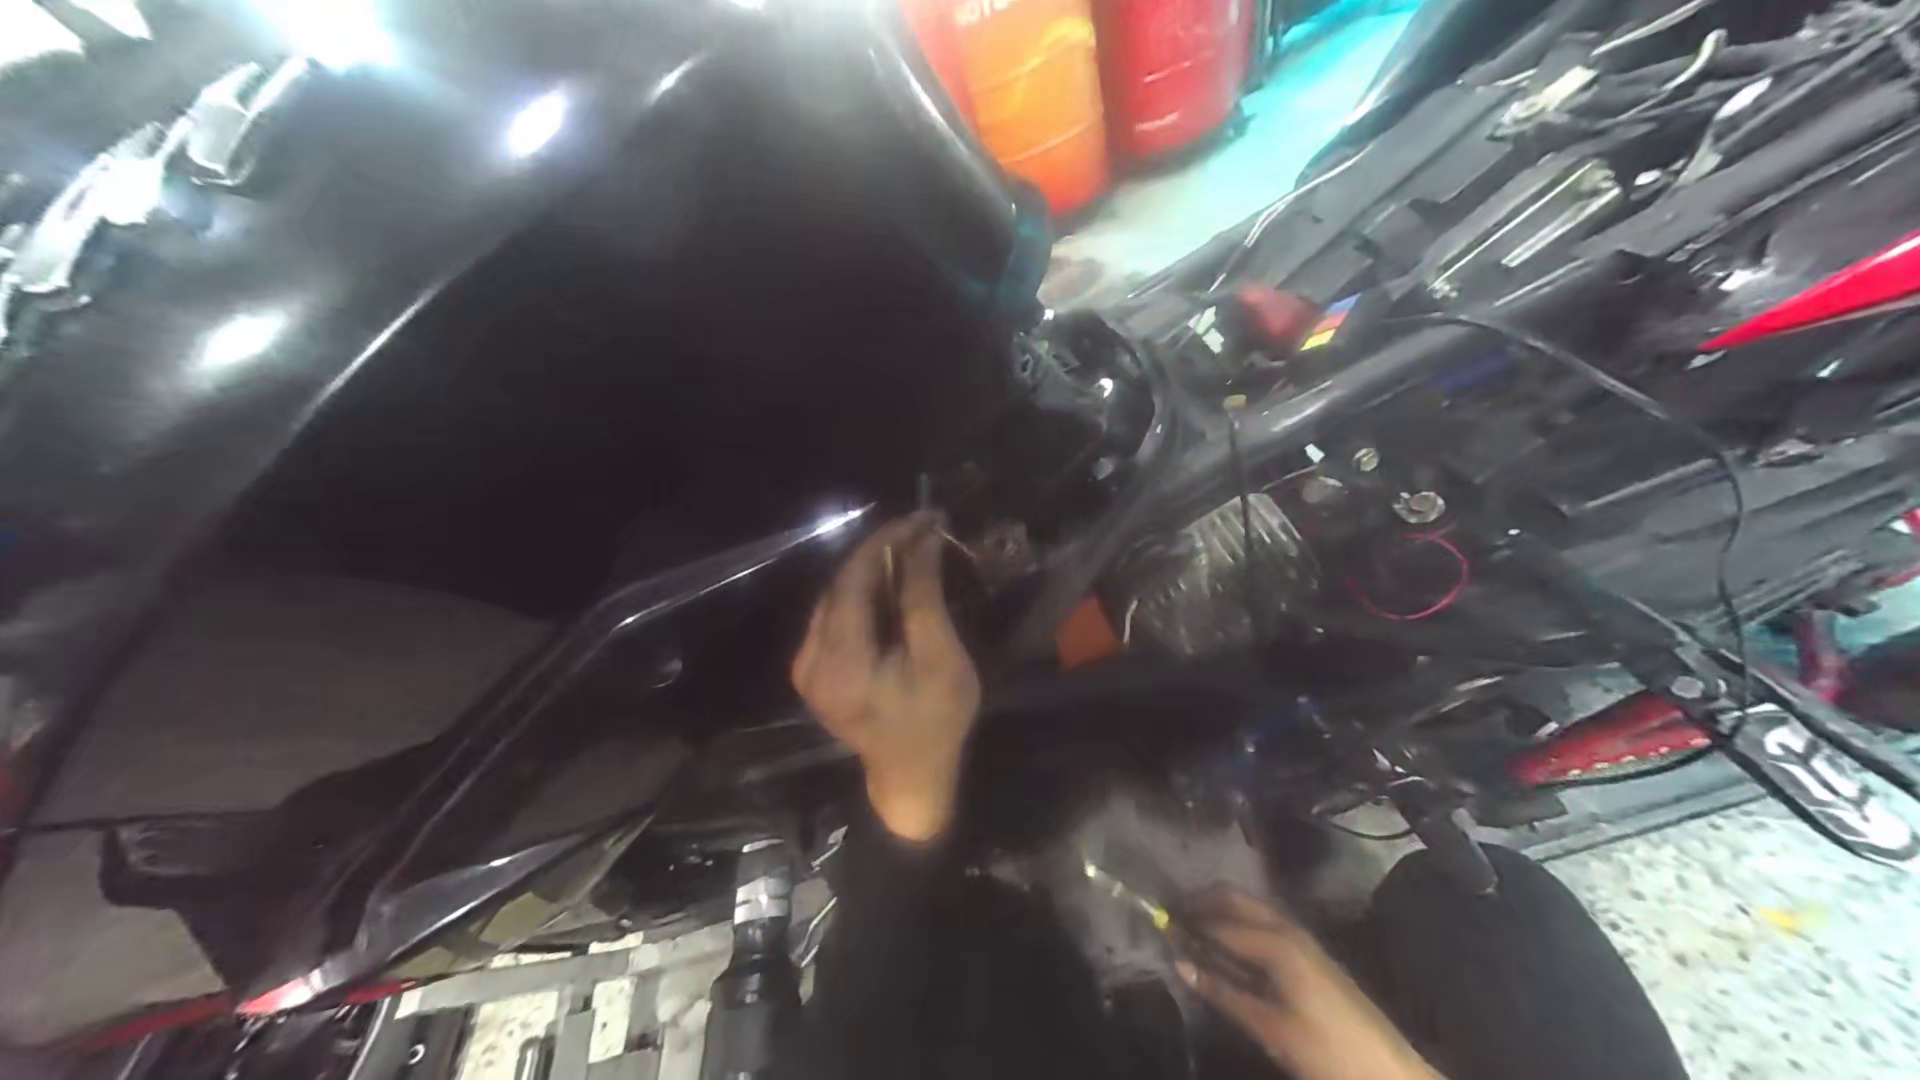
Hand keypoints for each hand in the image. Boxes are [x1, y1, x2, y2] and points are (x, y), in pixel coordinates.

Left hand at [792, 513, 980, 841]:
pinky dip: (865, 594)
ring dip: (874, 571)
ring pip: (838, 597)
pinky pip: (837, 615)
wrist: (911, 775)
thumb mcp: (939, 658)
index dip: (887, 542)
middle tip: (923, 530)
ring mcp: (806, 665)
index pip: (855, 580)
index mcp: (839, 661)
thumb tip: (922, 541)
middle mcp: (810, 659)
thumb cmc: (936, 721)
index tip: (922, 517)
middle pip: (842, 585)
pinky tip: (892, 583)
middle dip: (882, 552)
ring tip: (913, 550)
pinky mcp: (813, 669)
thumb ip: (923, 597)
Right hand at [1177, 888, 1443, 1079]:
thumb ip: (1222, 992)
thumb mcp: (1269, 1028)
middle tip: (1174, 917)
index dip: (1187, 922)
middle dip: (1201, 901)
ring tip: (1195, 929)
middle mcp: (1287, 928)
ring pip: (1250, 906)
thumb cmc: (1327, 1052)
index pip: (1219, 922)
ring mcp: (1302, 937)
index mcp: (1276, 943)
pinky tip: (1229, 945)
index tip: (1160, 924)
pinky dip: (1238, 921)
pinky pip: (1264, 920)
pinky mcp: (1309, 951)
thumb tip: (1179, 961)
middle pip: (1234, 898)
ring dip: (1220, 909)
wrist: (1392, 1076)